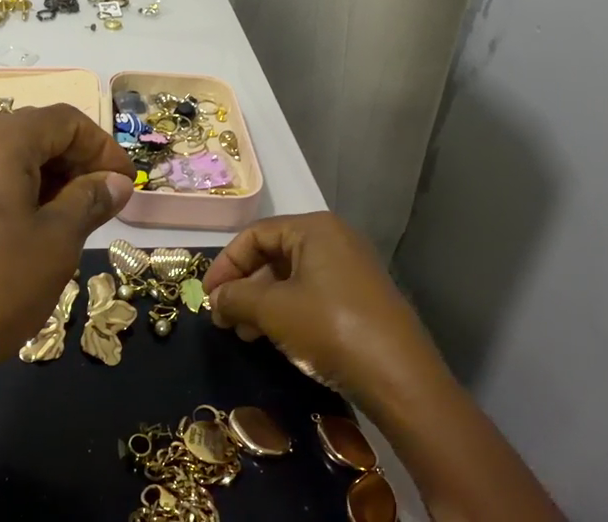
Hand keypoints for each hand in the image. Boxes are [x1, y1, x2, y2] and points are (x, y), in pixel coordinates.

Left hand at [0, 103, 135, 378]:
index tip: (126, 184)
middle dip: (74, 162)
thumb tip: (115, 182)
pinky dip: (12, 194)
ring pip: (5, 157)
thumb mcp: (55, 244)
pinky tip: (25, 234)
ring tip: (69, 223)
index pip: (65, 120)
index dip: (103, 147)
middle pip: (33, 132)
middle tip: (103, 205)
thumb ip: (90, 201)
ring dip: (44, 179)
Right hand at [203, 211, 440, 405]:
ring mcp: (352, 269)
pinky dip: (288, 311)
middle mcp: (335, 240)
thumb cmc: (330, 328)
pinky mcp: (361, 299)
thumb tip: (216, 299)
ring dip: (263, 302)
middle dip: (244, 286)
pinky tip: (275, 339)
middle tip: (223, 318)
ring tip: (244, 334)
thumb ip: (236, 297)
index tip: (207, 296)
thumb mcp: (273, 311)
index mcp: (315, 228)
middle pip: (274, 254)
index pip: (255, 234)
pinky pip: (313, 294)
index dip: (226, 263)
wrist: (400, 378)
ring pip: (293, 277)